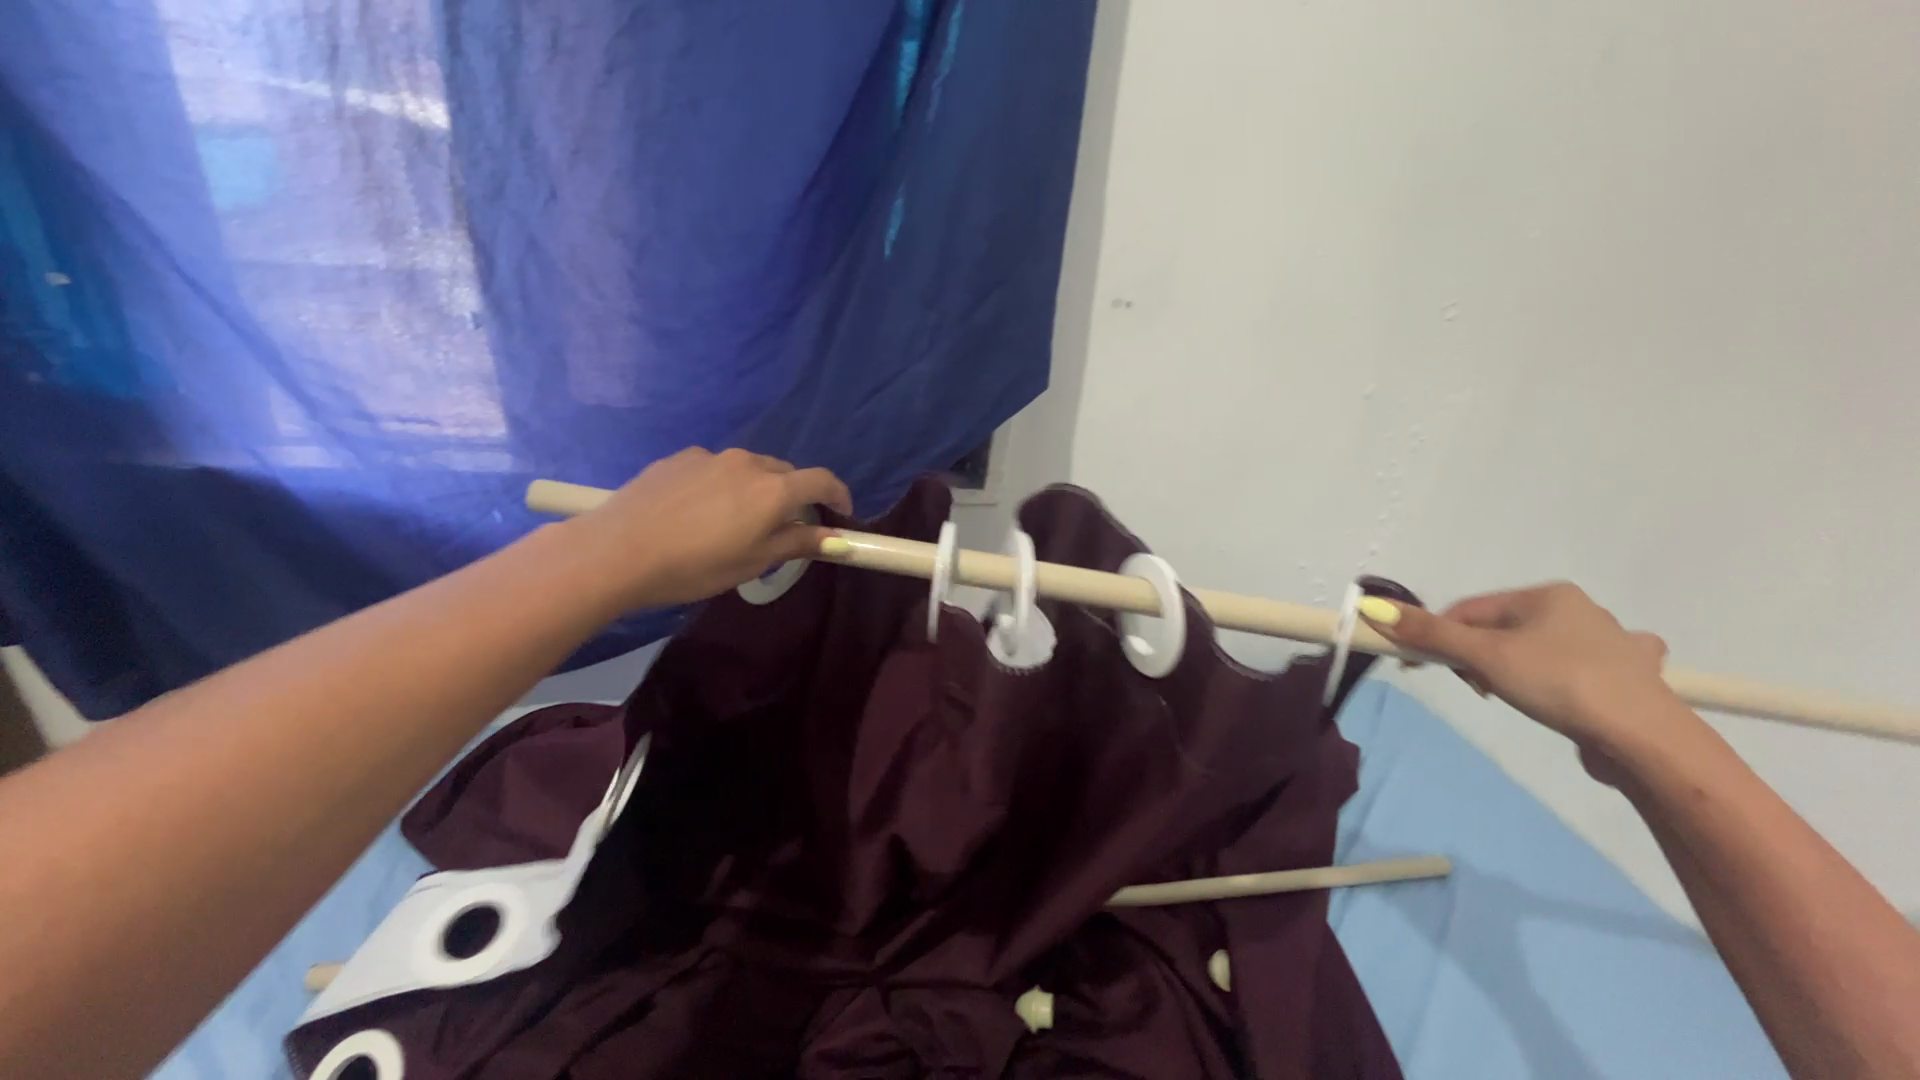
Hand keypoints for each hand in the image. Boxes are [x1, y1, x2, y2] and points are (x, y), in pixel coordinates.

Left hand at [565, 448, 851, 611]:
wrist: (617, 550)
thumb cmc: (695, 566)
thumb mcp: (753, 562)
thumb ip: (798, 544)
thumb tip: (836, 538)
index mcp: (773, 489)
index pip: (821, 480)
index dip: (839, 495)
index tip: (842, 513)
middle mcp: (747, 462)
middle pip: (785, 473)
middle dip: (793, 495)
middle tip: (783, 527)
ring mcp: (710, 457)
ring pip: (748, 469)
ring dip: (755, 489)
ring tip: (733, 522)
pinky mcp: (679, 458)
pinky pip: (714, 469)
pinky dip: (721, 485)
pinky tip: (696, 513)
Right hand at [1359, 583, 1694, 761]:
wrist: (1643, 738)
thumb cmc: (1558, 683)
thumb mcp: (1483, 657)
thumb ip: (1430, 633)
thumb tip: (1374, 608)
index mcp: (1547, 595)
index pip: (1470, 609)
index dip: (1438, 636)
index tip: (1419, 665)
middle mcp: (1581, 610)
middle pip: (1502, 628)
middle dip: (1478, 657)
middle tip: (1477, 687)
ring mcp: (1610, 644)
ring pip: (1541, 649)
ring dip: (1517, 669)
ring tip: (1517, 696)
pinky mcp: (1627, 679)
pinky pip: (1583, 670)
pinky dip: (1568, 679)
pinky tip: (1573, 694)